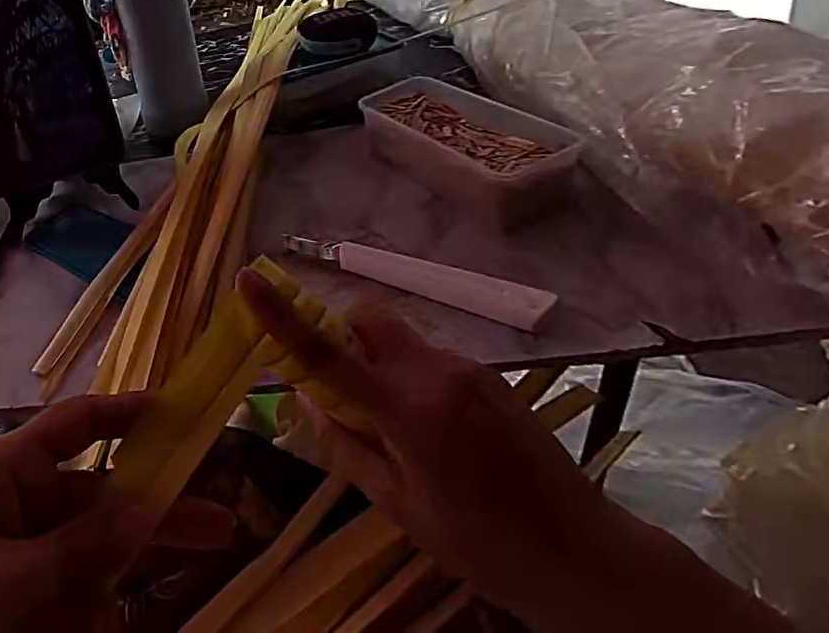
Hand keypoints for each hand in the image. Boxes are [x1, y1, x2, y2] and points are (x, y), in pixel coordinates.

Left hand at [0, 395, 232, 632]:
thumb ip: (78, 549)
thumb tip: (149, 508)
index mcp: (10, 475)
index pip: (79, 424)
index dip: (128, 410)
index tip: (180, 410)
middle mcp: (28, 506)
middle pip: (110, 495)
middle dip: (161, 508)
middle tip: (222, 523)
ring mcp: (32, 557)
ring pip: (105, 549)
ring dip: (140, 565)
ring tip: (182, 571)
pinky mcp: (34, 601)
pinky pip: (88, 593)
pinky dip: (109, 607)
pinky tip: (124, 617)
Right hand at [236, 271, 789, 632]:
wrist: (580, 549)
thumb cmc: (484, 545)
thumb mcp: (403, 509)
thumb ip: (348, 449)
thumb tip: (307, 403)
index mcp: (409, 410)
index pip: (329, 354)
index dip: (282, 317)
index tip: (248, 279)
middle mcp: (436, 370)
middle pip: (368, 318)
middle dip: (340, 334)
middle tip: (339, 389)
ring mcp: (466, 365)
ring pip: (398, 340)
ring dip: (377, 364)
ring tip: (397, 433)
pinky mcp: (486, 371)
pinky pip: (428, 357)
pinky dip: (408, 377)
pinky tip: (435, 434)